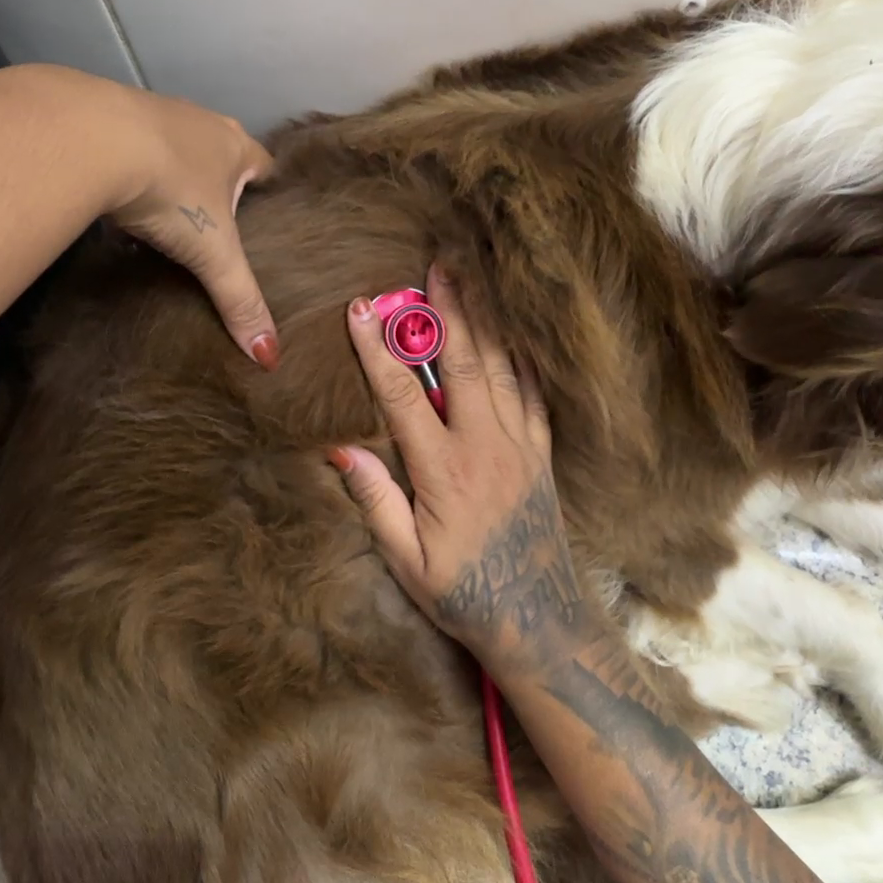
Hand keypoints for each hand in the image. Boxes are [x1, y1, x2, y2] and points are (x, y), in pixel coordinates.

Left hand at [107, 88, 278, 368]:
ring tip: (167, 221)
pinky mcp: (106, 116)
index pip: (267, 165)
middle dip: (219, 187)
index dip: (268, 191)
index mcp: (235, 146)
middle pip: (220, 155)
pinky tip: (118, 205)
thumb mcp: (212, 253)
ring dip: (172, 179)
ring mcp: (153, 113)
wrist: (86, 137)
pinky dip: (129, 175)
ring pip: (174, 150)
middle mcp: (200, 122)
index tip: (266, 218)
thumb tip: (269, 356)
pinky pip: (128, 151)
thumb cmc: (169, 190)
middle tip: (215, 227)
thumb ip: (239, 300)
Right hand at [329, 267, 589, 672]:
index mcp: (443, 471)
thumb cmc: (463, 593)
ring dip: (483, 320)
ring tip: (472, 280)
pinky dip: (521, 355)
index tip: (359, 310)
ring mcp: (519, 445)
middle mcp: (485, 446)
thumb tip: (341, 449)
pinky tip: (513, 330)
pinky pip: (532, 391)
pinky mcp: (540, 452)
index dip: (377, 349)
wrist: (537, 617)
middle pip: (461, 362)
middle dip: (445, 310)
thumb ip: (376, 501)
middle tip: (435, 265)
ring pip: (500, 367)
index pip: (402, 395)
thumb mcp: (406, 560)